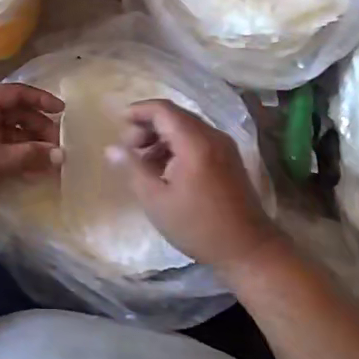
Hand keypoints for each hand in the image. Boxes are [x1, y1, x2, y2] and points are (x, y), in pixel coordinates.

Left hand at [0, 84, 63, 219]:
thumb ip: (31, 156)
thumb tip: (62, 155)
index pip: (17, 93)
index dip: (41, 100)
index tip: (62, 111)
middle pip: (16, 113)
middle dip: (39, 127)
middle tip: (57, 145)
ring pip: (10, 131)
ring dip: (30, 143)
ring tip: (48, 159)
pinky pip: (2, 146)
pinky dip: (18, 153)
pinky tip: (32, 167)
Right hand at [112, 100, 282, 272]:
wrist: (247, 248)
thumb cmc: (197, 226)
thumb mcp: (156, 200)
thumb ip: (133, 168)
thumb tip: (111, 148)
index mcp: (195, 142)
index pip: (163, 110)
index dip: (138, 111)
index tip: (118, 123)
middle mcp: (212, 135)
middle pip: (175, 116)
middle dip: (148, 126)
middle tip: (129, 148)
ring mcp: (224, 146)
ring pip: (187, 128)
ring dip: (162, 137)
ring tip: (143, 162)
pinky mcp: (229, 158)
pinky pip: (198, 140)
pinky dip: (178, 146)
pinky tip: (165, 170)